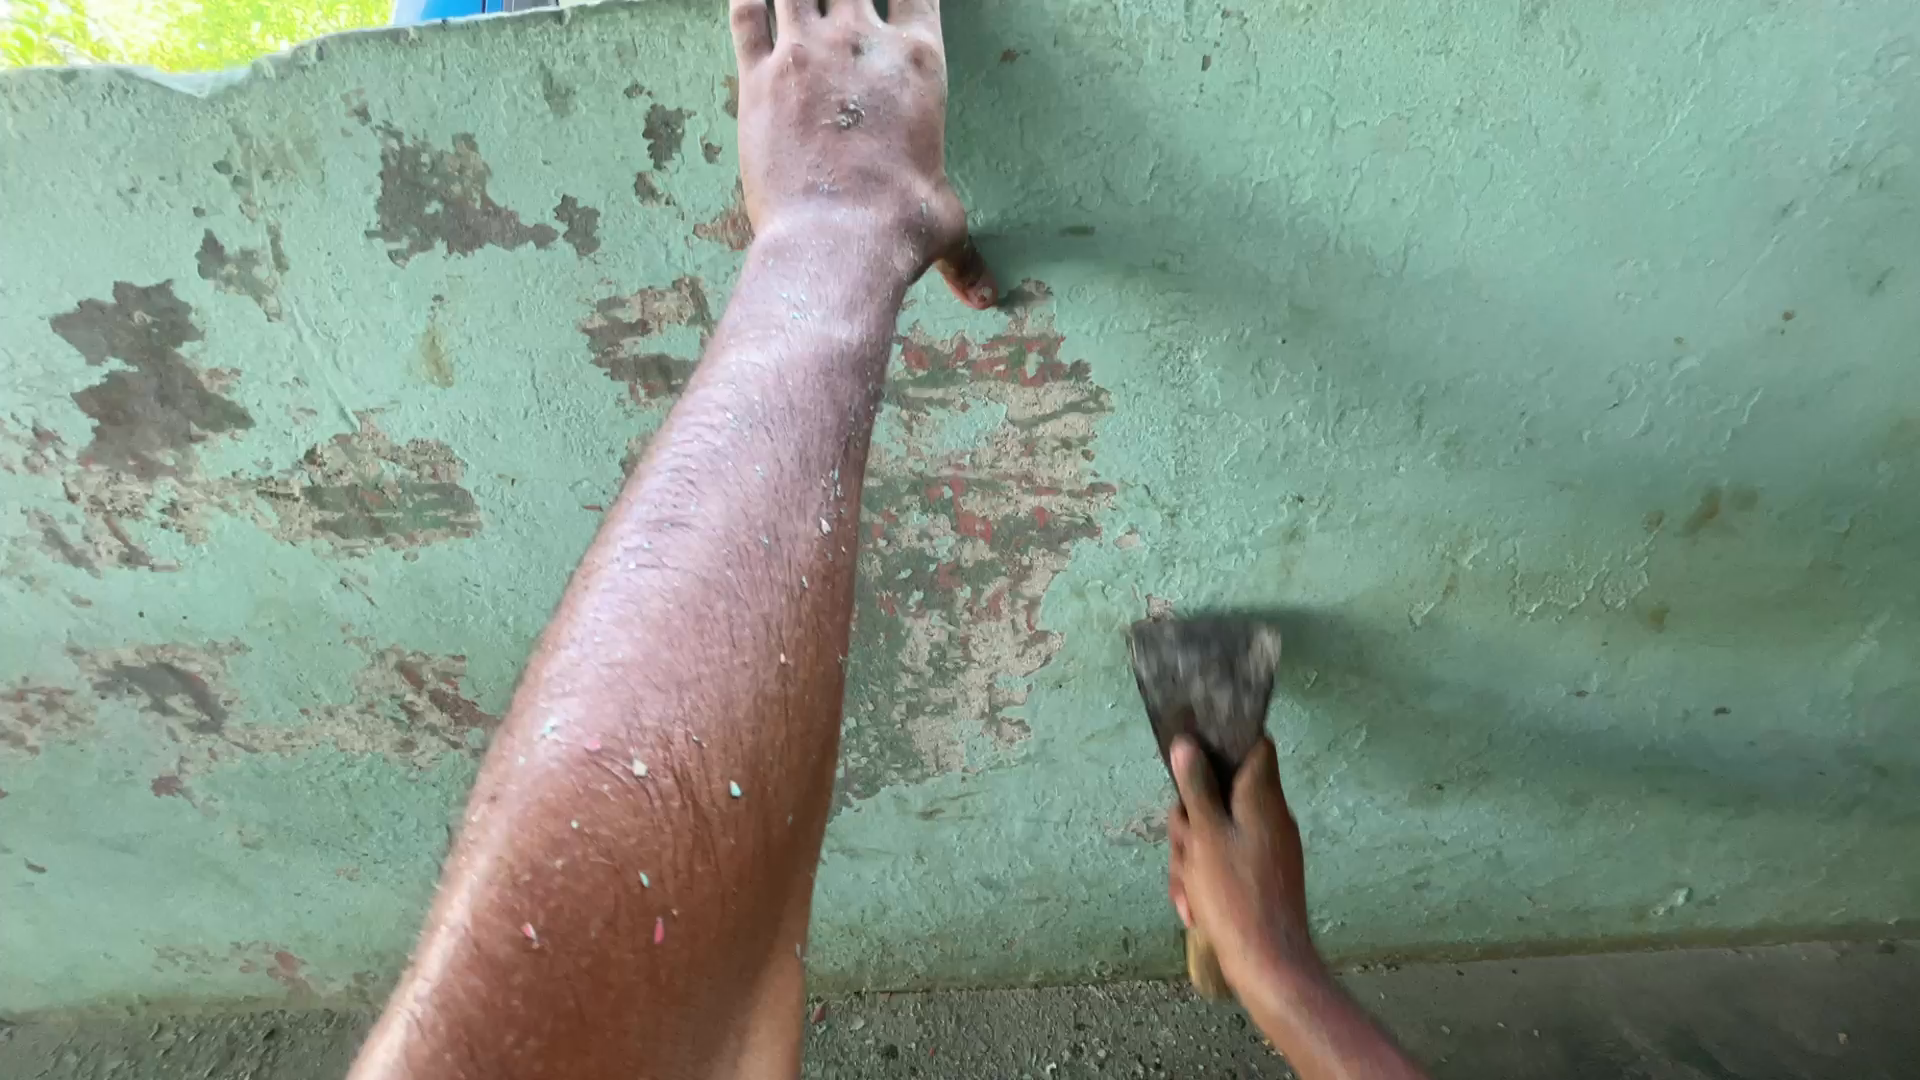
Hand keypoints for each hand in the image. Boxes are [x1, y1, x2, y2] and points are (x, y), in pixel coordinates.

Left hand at [729, 0, 997, 308]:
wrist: (838, 243)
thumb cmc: (899, 231)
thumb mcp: (946, 230)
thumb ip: (964, 252)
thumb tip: (985, 297)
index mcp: (917, 63)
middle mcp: (861, 42)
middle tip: (844, 0)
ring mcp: (806, 52)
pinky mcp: (759, 77)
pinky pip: (745, 10)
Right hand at [1167, 736, 1322, 993]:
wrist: (1269, 967)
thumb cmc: (1234, 894)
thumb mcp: (1204, 835)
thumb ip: (1196, 786)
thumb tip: (1187, 743)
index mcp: (1262, 798)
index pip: (1254, 745)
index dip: (1222, 742)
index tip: (1191, 756)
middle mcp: (1269, 816)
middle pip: (1221, 792)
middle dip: (1190, 819)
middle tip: (1185, 846)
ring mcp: (1267, 846)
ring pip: (1215, 829)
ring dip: (1192, 854)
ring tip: (1188, 888)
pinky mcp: (1260, 873)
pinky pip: (1224, 858)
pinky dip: (1205, 875)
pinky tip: (1193, 905)